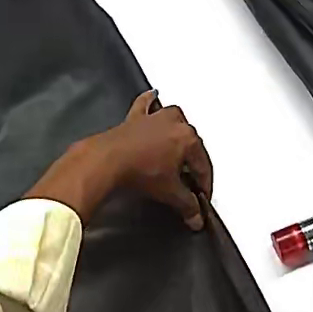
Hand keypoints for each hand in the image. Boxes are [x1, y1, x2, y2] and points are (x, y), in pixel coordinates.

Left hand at [26, 91, 214, 229]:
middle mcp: (174, 122)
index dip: (204, 185)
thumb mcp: (169, 193)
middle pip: (191, 144)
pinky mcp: (136, 118)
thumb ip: (186, 204)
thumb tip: (194, 215)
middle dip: (192, 163)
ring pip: (173, 120)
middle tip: (189, 182)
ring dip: (178, 131)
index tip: (202, 197)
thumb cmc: (139, 169)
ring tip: (178, 147)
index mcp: (188, 138)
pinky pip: (146, 105)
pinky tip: (153, 96)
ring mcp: (154, 118)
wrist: (108, 160)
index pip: (203, 165)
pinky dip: (150, 101)